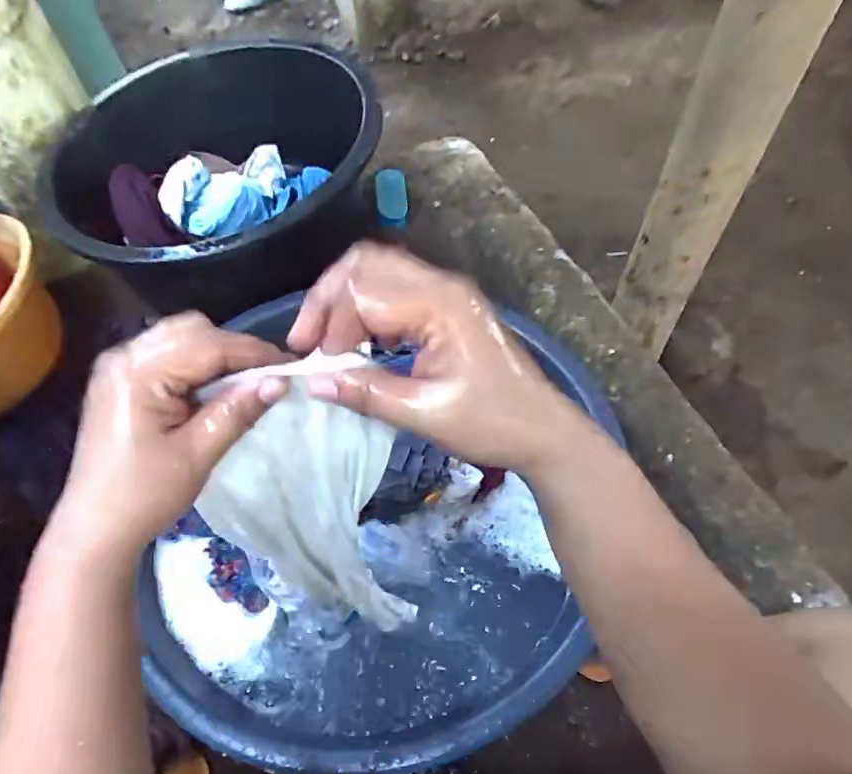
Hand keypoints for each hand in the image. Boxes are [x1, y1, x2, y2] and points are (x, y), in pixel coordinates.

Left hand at [49, 313, 288, 559]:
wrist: (98, 526)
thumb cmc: (146, 495)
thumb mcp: (198, 455)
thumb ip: (237, 412)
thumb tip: (279, 382)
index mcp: (139, 372)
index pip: (208, 345)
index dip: (254, 352)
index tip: (291, 366)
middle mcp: (123, 356)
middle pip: (191, 330)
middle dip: (235, 348)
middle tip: (269, 376)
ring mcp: (118, 367)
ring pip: (179, 338)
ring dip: (217, 354)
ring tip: (247, 383)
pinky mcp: (120, 381)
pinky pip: (166, 356)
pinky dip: (196, 365)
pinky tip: (215, 390)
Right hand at [288, 243, 603, 475]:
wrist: (544, 430)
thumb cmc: (492, 424)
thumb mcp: (426, 414)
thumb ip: (369, 393)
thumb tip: (315, 382)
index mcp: (439, 306)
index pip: (363, 293)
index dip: (331, 327)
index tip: (316, 366)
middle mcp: (442, 286)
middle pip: (366, 264)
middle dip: (327, 299)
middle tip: (307, 342)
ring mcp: (449, 293)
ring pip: (380, 271)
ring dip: (346, 300)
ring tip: (327, 342)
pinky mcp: (450, 308)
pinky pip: (398, 290)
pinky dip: (370, 308)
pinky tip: (363, 344)